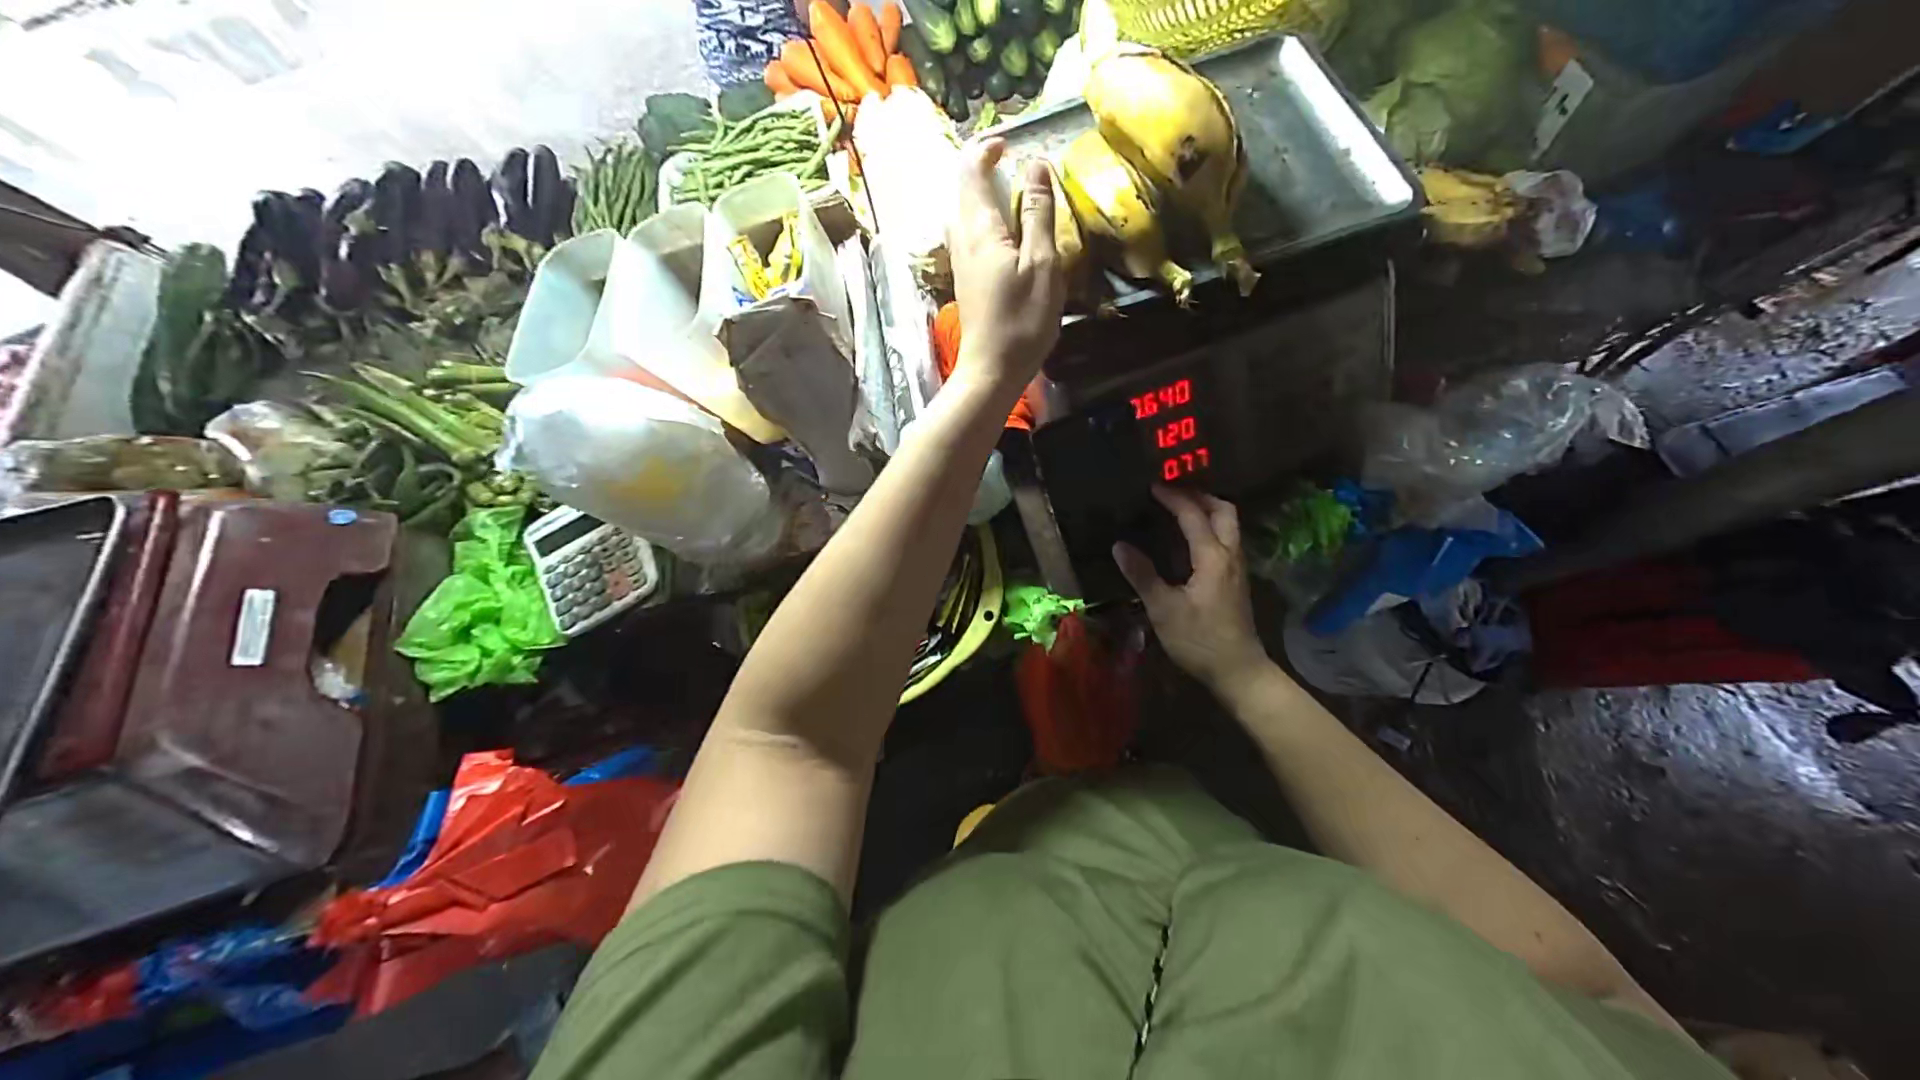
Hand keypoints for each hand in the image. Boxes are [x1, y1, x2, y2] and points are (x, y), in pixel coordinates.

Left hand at [949, 138, 1065, 398]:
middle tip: (1017, 166)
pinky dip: (987, 220)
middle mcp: (962, 239)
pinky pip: (971, 234)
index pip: (971, 170)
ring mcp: (960, 260)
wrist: (992, 369)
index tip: (1011, 143)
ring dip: (986, 195)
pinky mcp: (966, 278)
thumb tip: (1036, 165)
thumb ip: (1038, 213)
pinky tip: (1008, 233)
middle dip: (986, 168)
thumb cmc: (1022, 319)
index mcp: (980, 229)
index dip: (987, 149)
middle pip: (964, 189)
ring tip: (1016, 195)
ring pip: (966, 212)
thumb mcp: (1041, 264)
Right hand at [1114, 486, 1269, 692]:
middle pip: (1223, 510)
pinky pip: (1226, 539)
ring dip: (1207, 509)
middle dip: (1199, 496)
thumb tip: (1120, 546)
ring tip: (1180, 508)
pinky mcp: (1236, 580)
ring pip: (1229, 524)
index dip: (1173, 498)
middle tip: (1172, 492)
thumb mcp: (1164, 608)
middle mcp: (1230, 555)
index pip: (1193, 515)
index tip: (1152, 487)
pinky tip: (1190, 539)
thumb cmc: (1199, 640)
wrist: (1238, 670)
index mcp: (1212, 557)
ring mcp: (1237, 567)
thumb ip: (1142, 574)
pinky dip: (1210, 527)